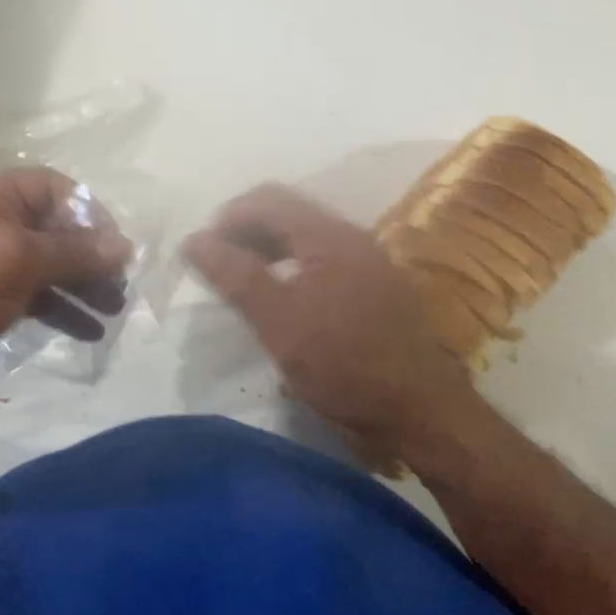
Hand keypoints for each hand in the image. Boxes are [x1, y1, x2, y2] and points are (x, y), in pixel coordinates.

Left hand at [0, 169, 133, 384]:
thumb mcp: (22, 260)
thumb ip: (75, 251)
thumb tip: (124, 246)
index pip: (54, 188)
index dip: (89, 213)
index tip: (117, 245)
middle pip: (54, 228)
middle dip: (90, 256)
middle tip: (120, 285)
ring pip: (48, 263)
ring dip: (82, 284)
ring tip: (114, 309)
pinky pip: (36, 292)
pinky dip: (62, 307)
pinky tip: (90, 331)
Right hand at [182, 184, 474, 455]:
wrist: (422, 414)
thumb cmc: (344, 364)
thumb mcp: (278, 321)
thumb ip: (235, 274)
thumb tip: (194, 239)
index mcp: (329, 236)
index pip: (267, 200)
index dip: (227, 218)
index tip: (200, 252)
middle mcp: (352, 237)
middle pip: (286, 212)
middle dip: (245, 231)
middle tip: (216, 266)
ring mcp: (368, 262)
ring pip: (304, 237)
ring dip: (267, 249)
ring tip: (241, 283)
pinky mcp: (375, 289)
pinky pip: (322, 259)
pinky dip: (291, 267)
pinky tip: (280, 300)